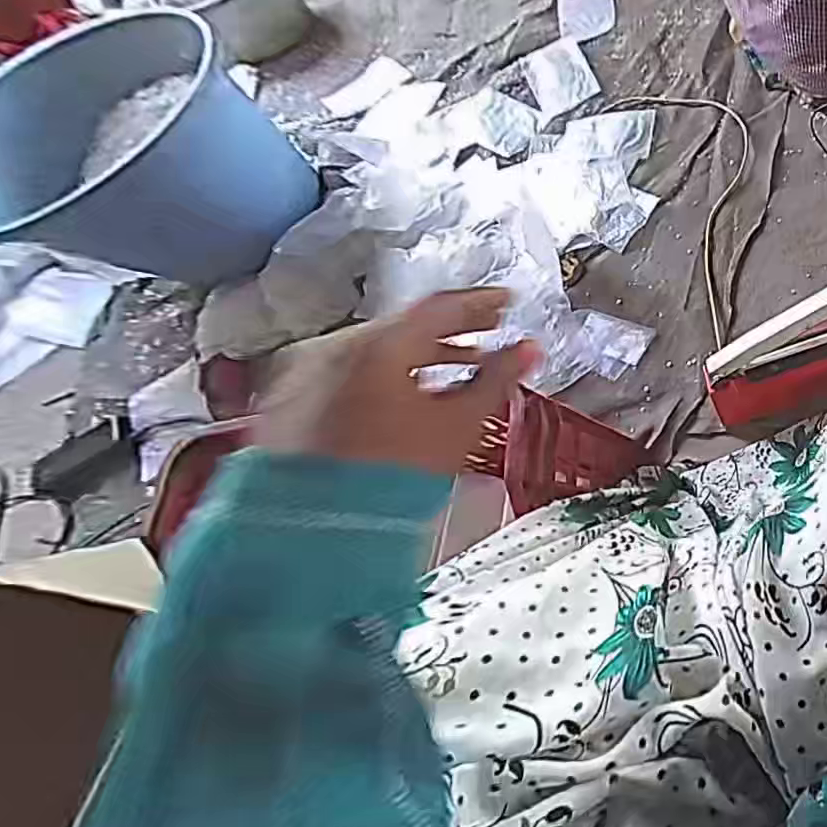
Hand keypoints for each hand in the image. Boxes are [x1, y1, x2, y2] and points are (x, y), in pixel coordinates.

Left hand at [254, 288, 538, 475]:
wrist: (319, 526)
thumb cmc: (395, 472)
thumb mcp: (463, 420)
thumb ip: (499, 377)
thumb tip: (528, 348)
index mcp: (378, 348)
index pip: (439, 308)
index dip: (480, 303)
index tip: (505, 300)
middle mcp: (335, 350)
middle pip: (407, 325)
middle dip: (455, 327)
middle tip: (489, 327)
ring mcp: (310, 373)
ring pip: (381, 348)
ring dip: (425, 351)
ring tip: (462, 362)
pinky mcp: (297, 399)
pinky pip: (356, 369)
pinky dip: (393, 369)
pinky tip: (417, 387)